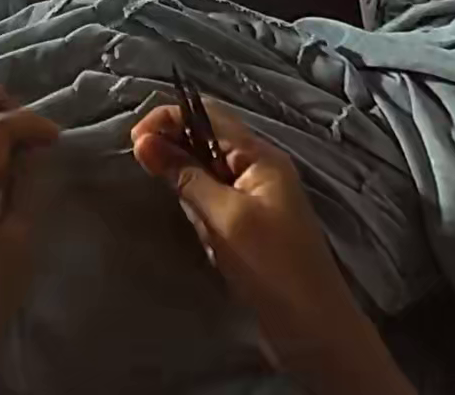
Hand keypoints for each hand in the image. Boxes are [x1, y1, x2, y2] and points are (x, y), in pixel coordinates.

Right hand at [133, 98, 414, 394]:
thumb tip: (143, 141)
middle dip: (173, 146)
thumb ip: (185, 176)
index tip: (135, 139)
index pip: (208, 116)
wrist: (319, 338)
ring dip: (185, 178)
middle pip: (205, 137)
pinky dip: (197, 203)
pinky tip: (195, 224)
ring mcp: (253, 195)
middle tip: (142, 163)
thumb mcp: (226, 218)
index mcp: (259, 155)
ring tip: (173, 198)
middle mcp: (257, 166)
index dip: (170, 118)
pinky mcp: (248, 222)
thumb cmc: (274, 268)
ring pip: (205, 168)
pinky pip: (212, 197)